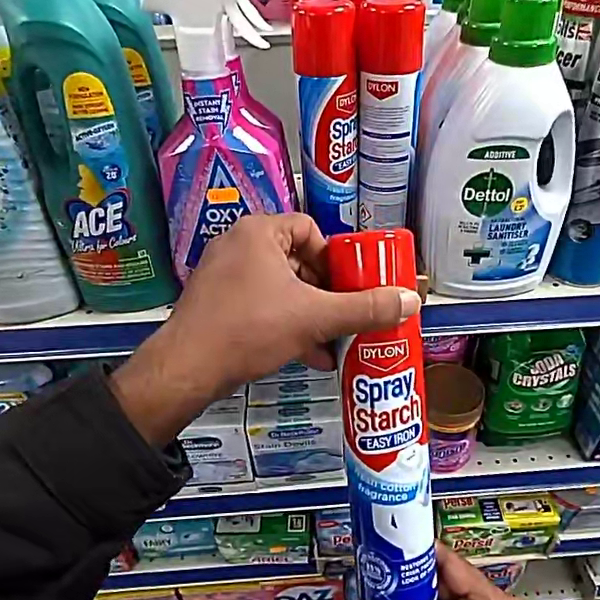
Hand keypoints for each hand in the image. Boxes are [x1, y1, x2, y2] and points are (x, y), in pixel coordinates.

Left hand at [110, 214, 419, 442]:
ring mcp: (223, 275)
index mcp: (259, 232)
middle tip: (346, 315)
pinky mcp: (216, 303)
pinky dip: (287, 325)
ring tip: (333, 340)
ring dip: (311, 314)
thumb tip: (411, 301)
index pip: (310, 229)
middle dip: (326, 293)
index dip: (335, 258)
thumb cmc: (250, 328)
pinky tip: (310, 354)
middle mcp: (238, 245)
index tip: (349, 286)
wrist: (188, 369)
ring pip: (281, 288)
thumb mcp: (315, 317)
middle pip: (299, 261)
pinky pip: (262, 305)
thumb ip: (365, 308)